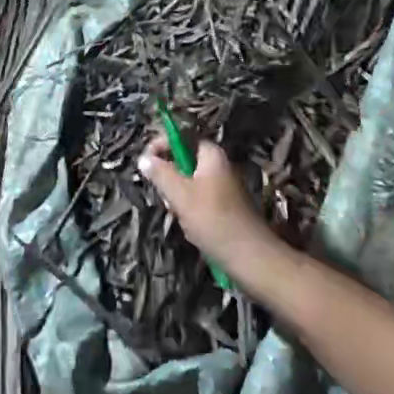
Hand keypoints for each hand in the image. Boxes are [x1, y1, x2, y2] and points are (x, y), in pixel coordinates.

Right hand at [137, 134, 274, 264]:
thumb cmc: (213, 220)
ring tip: (177, 213)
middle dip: (169, 176)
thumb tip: (144, 158)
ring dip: (177, 196)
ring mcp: (222, 187)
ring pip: (188, 182)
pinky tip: (189, 225)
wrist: (250, 257)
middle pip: (183, 160)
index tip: (146, 161)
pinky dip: (189, 208)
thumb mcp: (180, 195)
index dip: (161, 145)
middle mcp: (218, 166)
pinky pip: (198, 199)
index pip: (182, 136)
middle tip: (164, 194)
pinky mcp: (223, 206)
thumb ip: (160, 173)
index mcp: (211, 155)